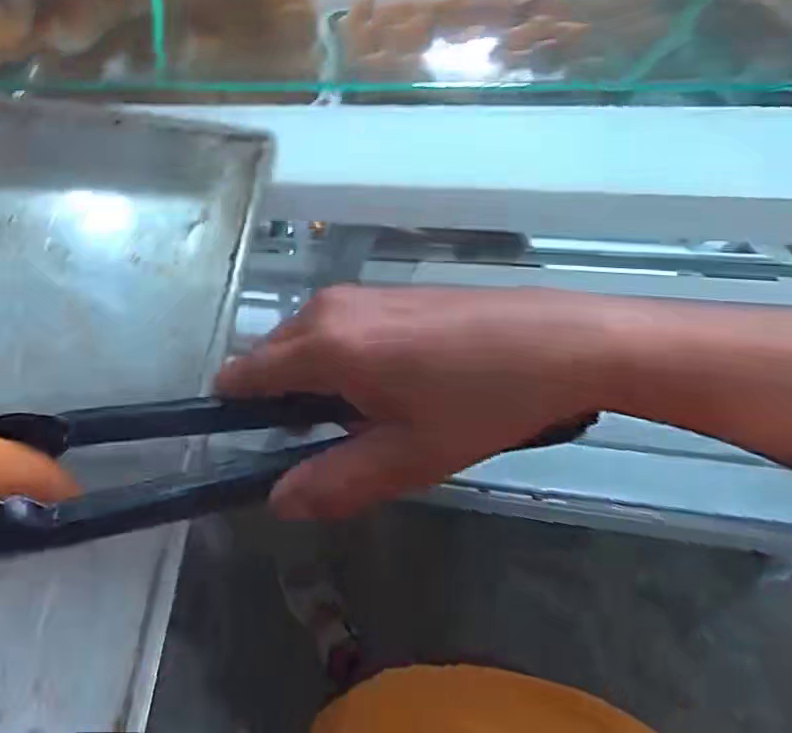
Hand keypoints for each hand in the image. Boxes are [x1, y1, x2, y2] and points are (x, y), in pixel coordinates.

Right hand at [215, 286, 632, 518]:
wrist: (557, 340)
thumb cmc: (480, 401)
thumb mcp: (410, 456)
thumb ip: (335, 481)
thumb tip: (277, 502)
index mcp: (322, 346)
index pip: (243, 373)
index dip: (235, 410)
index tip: (255, 444)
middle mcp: (323, 308)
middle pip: (268, 356)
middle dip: (280, 399)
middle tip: (330, 439)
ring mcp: (351, 292)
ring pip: (299, 341)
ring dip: (311, 378)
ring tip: (368, 413)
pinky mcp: (376, 288)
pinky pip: (329, 326)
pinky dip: (335, 355)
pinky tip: (391, 379)